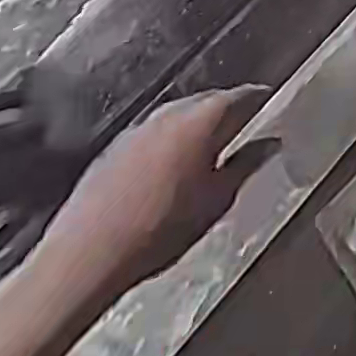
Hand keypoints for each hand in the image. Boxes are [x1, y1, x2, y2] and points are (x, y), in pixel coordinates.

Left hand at [31, 85, 277, 294]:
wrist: (82, 261)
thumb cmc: (159, 229)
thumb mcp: (218, 198)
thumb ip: (248, 163)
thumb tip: (270, 144)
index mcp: (202, 118)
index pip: (244, 94)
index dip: (262, 100)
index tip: (273, 106)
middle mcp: (169, 114)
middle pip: (210, 100)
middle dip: (230, 111)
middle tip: (247, 129)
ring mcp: (136, 130)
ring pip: (180, 116)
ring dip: (198, 126)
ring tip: (212, 151)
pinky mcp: (111, 151)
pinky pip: (154, 134)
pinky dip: (170, 142)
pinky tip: (173, 169)